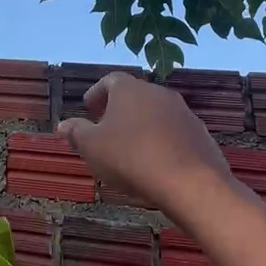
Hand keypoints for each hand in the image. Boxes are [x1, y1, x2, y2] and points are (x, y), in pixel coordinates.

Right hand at [57, 72, 238, 223]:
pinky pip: (175, 134)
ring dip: (142, 127)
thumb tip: (63, 125)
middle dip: (119, 110)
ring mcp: (185, 114)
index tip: (89, 109)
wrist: (191, 185)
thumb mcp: (92, 147)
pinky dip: (162, 142)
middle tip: (106, 129)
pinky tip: (155, 164)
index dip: (97, 93)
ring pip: (156, 115)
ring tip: (130, 150)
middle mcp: (159, 93)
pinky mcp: (202, 137)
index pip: (110, 80)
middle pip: (135, 96)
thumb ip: (76, 132)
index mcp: (130, 89)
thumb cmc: (131, 158)